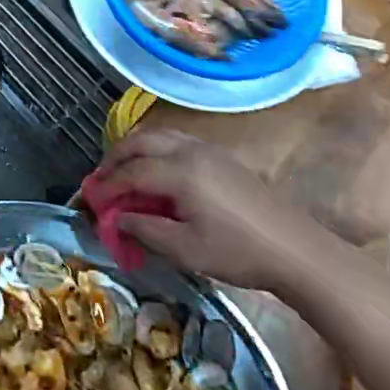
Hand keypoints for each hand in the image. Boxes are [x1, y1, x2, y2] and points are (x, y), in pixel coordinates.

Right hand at [92, 127, 337, 294]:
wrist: (299, 253)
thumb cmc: (240, 253)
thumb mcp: (186, 250)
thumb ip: (145, 229)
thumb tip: (118, 219)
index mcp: (180, 172)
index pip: (131, 172)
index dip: (107, 186)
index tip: (90, 200)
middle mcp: (190, 151)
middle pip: (140, 142)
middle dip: (114, 158)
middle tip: (101, 180)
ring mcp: (209, 150)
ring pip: (158, 136)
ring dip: (134, 150)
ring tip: (122, 171)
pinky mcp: (223, 157)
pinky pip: (176, 140)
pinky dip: (155, 149)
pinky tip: (155, 171)